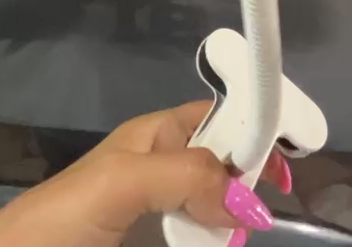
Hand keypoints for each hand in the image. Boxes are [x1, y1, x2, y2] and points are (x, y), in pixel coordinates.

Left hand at [0, 102, 288, 246]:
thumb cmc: (62, 217)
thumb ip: (186, 175)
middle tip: (276, 203)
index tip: (289, 153)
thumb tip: (250, 197)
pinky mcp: (156, 245)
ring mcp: (158, 214)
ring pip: (213, 207)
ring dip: (234, 218)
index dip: (252, 126)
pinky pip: (198, 238)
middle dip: (250, 179)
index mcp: (155, 136)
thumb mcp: (123, 181)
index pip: (217, 118)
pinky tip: (227, 246)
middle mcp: (161, 169)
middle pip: (222, 165)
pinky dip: (217, 242)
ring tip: (252, 232)